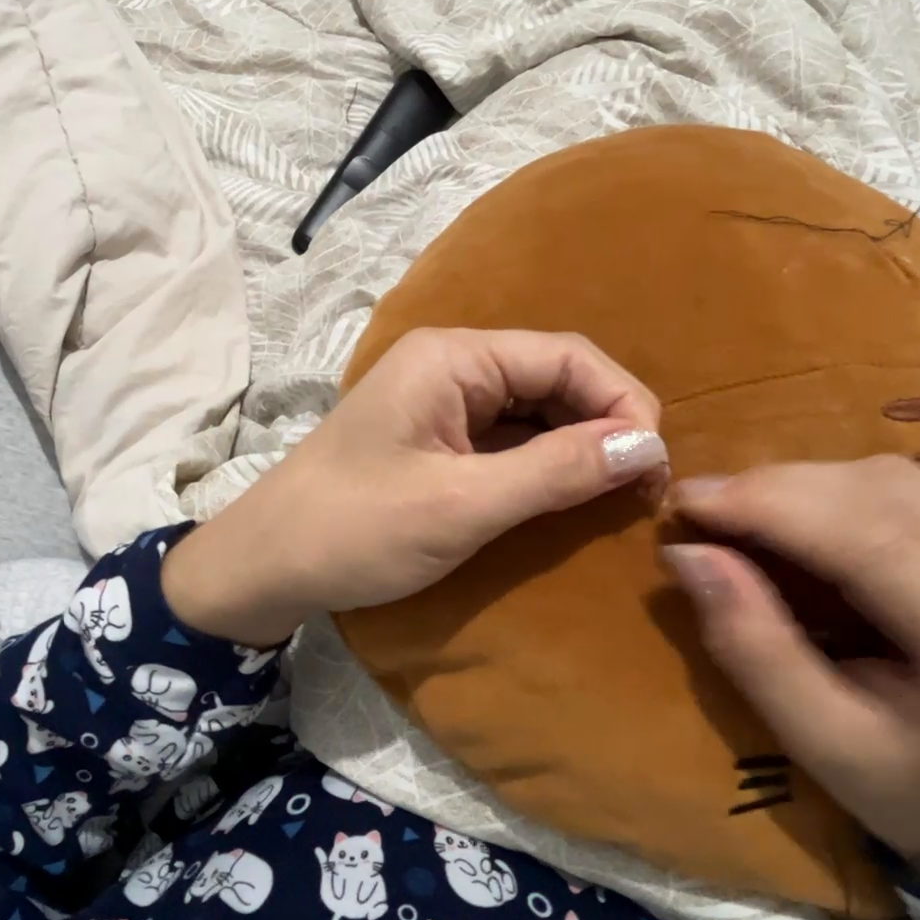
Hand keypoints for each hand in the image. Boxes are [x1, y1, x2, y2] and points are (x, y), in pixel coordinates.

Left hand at [164, 328, 666, 647]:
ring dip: (578, 444)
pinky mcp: (434, 436)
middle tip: (642, 488)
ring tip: (616, 494)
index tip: (654, 466)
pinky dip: (542, 460)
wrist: (266, 564)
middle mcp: (450, 364)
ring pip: (532, 407)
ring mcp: (439, 400)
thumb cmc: (355, 529)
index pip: (566, 355)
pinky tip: (567, 494)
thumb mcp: (462, 504)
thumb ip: (555, 471)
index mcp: (452, 357)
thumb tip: (648, 446)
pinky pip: (506, 435)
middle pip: (553, 376)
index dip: (621, 402)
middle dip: (604, 423)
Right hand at [663, 456, 919, 869]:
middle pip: (893, 498)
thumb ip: (755, 649)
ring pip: (906, 482)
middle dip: (779, 489)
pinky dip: (843, 492)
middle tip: (701, 504)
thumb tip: (687, 553)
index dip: (774, 506)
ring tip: (743, 511)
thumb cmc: (911, 793)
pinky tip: (802, 516)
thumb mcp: (821, 745)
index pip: (882, 545)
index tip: (688, 500)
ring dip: (807, 485)